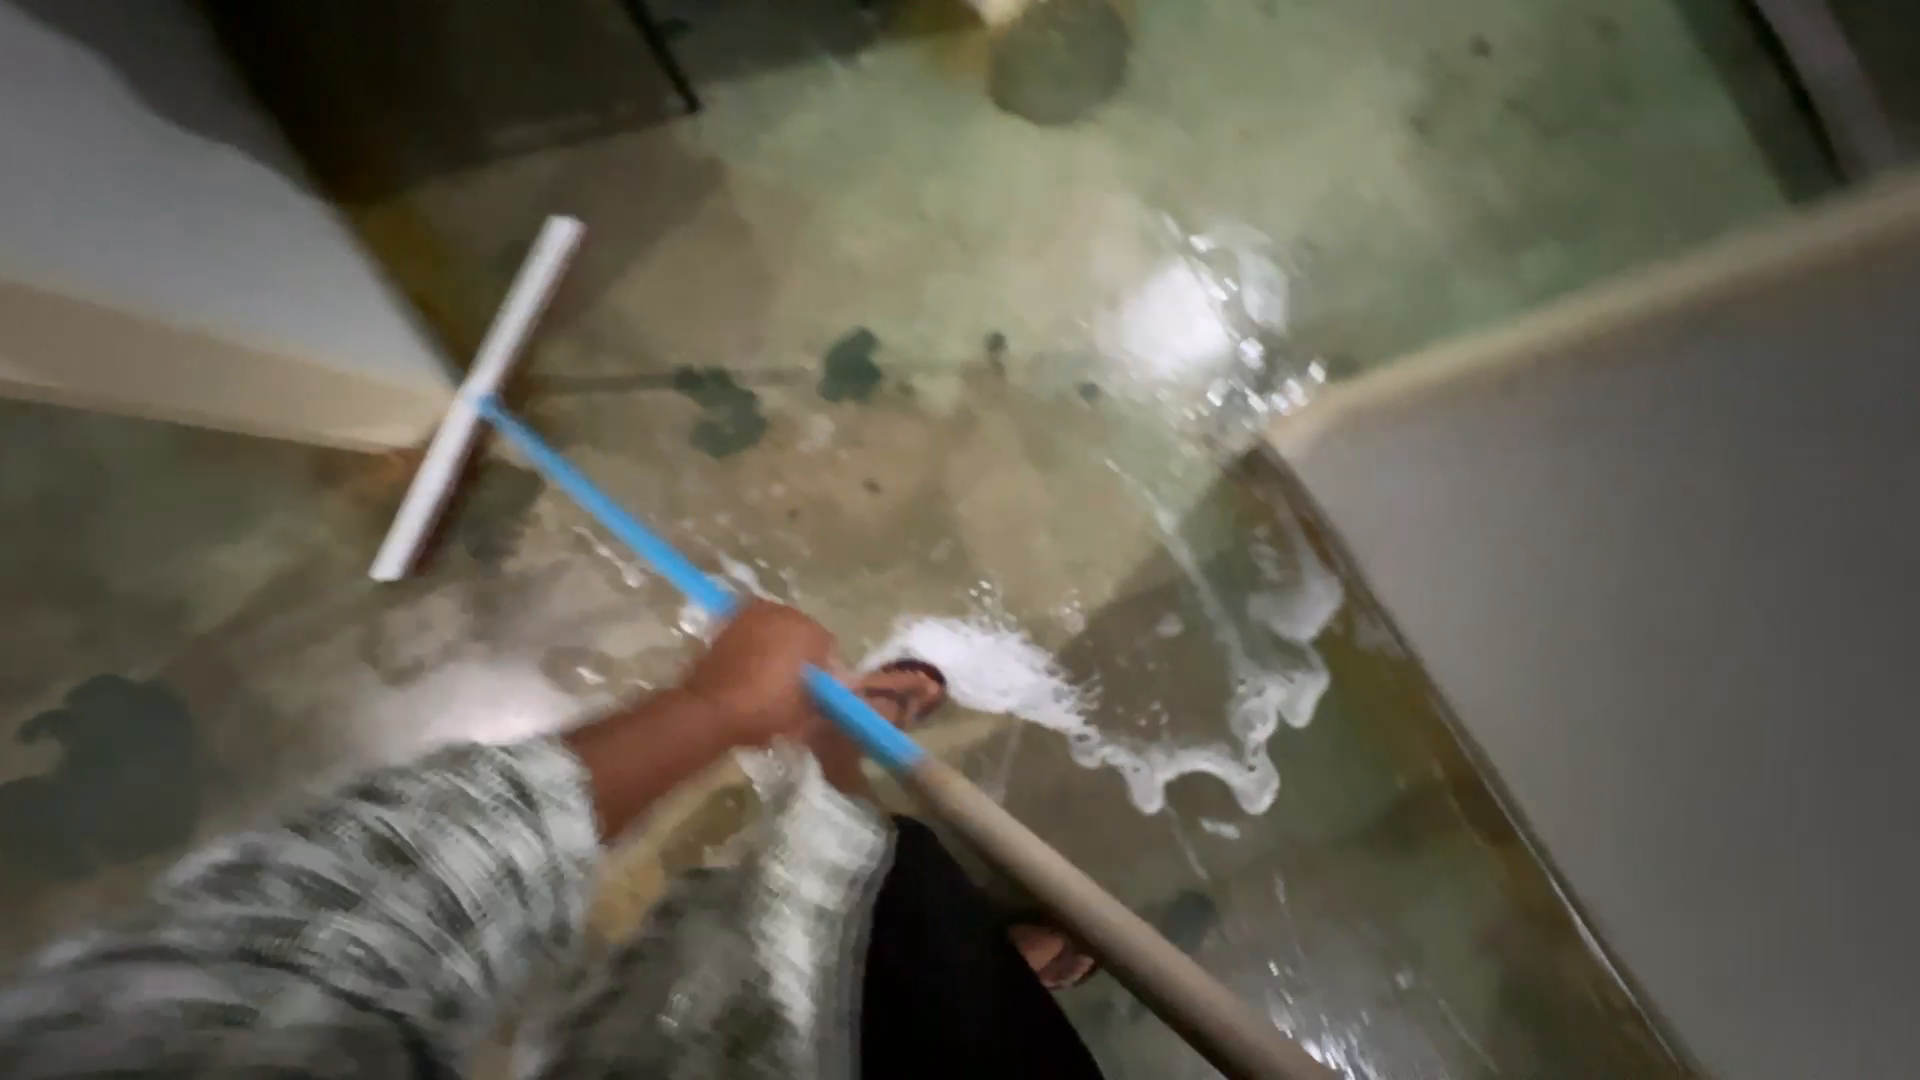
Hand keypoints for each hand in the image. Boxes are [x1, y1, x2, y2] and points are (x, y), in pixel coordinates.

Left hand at [678, 601, 836, 746]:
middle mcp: (785, 613)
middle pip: (804, 630)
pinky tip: (752, 659)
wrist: (710, 708)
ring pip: (779, 625)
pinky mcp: (732, 619)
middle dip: (803, 651)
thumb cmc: (764, 709)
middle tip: (794, 680)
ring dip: (781, 641)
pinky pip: (755, 626)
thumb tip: (838, 686)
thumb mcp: (805, 711)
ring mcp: (755, 612)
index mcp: (809, 632)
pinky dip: (758, 637)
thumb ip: (827, 695)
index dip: (825, 668)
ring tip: (770, 669)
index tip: (817, 689)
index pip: (829, 646)